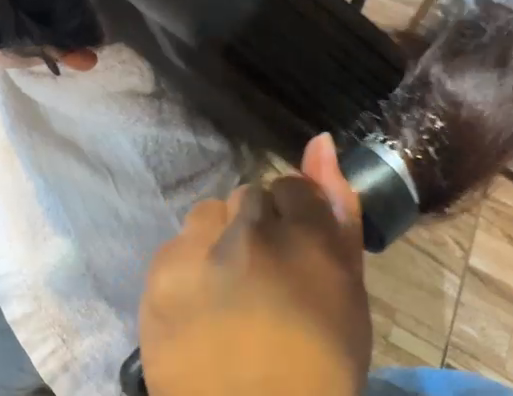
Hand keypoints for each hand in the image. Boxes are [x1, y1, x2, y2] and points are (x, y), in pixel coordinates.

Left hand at [137, 134, 371, 395]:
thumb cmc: (319, 372)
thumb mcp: (350, 298)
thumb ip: (338, 214)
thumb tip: (321, 141)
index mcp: (307, 235)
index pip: (293, 187)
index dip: (294, 221)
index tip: (293, 256)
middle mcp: (252, 227)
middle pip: (249, 199)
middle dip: (255, 229)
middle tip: (259, 280)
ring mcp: (202, 246)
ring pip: (208, 215)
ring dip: (217, 241)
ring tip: (226, 293)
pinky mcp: (161, 269)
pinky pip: (176, 246)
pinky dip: (186, 269)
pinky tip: (198, 309)